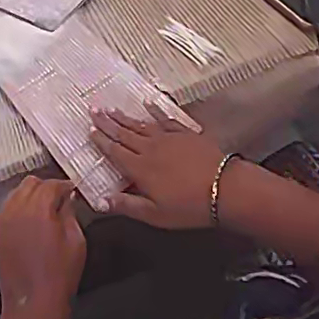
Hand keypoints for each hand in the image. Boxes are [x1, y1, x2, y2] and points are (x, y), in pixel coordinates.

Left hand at [0, 177, 85, 317]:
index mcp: (38, 210)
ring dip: (30, 197)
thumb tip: (66, 199)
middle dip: (45, 187)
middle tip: (58, 199)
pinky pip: (6, 212)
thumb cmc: (60, 274)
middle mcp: (15, 210)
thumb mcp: (76, 241)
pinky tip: (29, 224)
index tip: (71, 191)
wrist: (33, 304)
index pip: (50, 184)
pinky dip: (18, 211)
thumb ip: (70, 213)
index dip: (63, 185)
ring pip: (15, 195)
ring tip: (43, 211)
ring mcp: (1, 222)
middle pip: (29, 184)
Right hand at [89, 104, 222, 229]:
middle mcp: (150, 149)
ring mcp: (169, 139)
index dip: (101, 141)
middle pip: (124, 133)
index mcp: (140, 168)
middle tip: (94, 109)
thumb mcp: (155, 214)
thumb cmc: (189, 207)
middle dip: (107, 122)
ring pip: (141, 125)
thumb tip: (100, 201)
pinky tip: (148, 105)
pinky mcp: (185, 135)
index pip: (115, 151)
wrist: (226, 189)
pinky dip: (155, 111)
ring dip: (125, 117)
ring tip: (112, 109)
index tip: (91, 130)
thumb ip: (127, 205)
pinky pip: (165, 119)